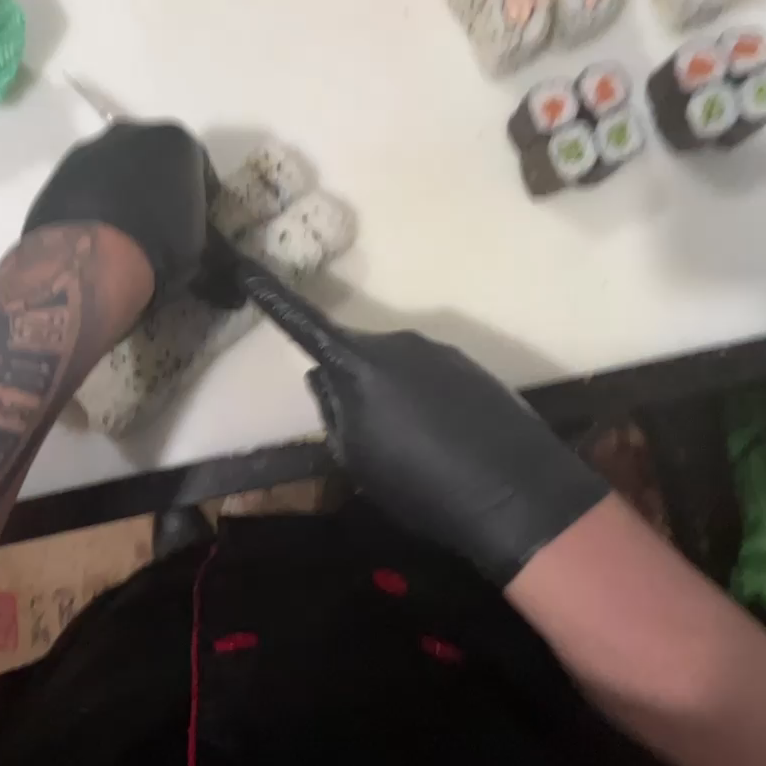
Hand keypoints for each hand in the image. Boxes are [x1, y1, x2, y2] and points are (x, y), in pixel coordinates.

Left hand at [24, 121, 217, 303]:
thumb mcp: (198, 258)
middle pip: (153, 162)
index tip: (194, 228)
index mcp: (176, 142)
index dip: (199, 200)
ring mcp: (88, 150)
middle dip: (157, 190)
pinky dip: (91, 206)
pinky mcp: (56, 174)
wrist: (87, 262)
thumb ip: (216, 263)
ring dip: (121, 196)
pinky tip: (94, 238)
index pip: (198, 168)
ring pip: (114, 171)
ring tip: (122, 238)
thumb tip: (235, 297)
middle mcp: (131, 132)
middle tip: (158, 231)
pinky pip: (84, 188)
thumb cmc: (157, 251)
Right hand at [240, 259, 606, 583]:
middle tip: (367, 435)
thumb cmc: (422, 486)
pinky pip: (428, 374)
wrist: (521, 498)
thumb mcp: (357, 460)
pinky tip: (444, 439)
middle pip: (354, 352)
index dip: (272, 297)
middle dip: (350, 381)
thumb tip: (321, 376)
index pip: (304, 325)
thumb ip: (332, 411)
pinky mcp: (472, 365)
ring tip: (413, 446)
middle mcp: (397, 343)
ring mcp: (440, 350)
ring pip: (392, 364)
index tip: (245, 267)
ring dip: (390, 392)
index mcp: (359, 365)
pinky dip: (423, 399)